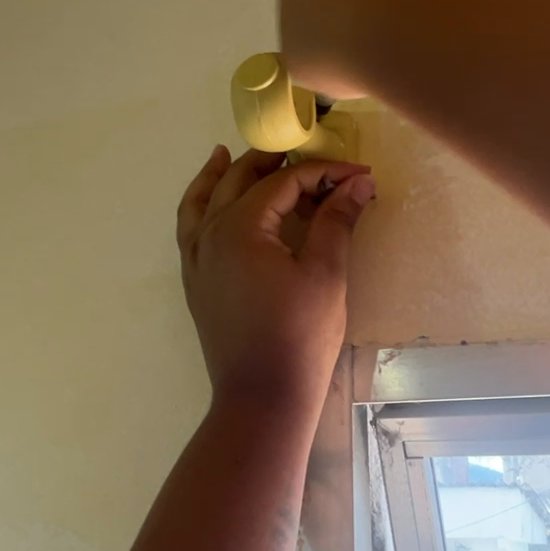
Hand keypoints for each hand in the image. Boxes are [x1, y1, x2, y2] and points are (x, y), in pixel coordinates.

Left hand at [177, 147, 375, 413]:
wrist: (262, 395)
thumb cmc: (299, 335)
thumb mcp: (325, 273)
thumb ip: (337, 220)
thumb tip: (358, 183)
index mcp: (238, 227)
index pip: (283, 183)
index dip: (324, 172)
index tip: (359, 175)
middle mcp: (208, 235)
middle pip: (238, 181)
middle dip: (275, 164)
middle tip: (308, 157)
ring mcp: (196, 259)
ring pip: (201, 201)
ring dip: (220, 176)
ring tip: (226, 154)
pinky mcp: (195, 281)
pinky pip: (190, 229)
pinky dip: (200, 207)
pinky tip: (211, 205)